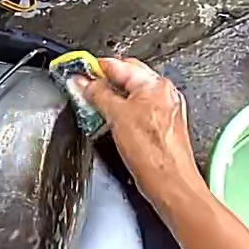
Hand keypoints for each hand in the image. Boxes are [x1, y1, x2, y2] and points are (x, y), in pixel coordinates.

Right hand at [75, 57, 202, 208]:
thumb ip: (98, 94)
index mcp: (154, 84)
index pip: (117, 64)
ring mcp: (165, 109)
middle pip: (126, 76)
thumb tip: (84, 82)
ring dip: (112, 98)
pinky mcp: (162, 126)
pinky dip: (123, 112)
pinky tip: (113, 122)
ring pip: (132, 94)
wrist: (171, 184)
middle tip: (82, 90)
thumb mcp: (116, 117)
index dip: (94, 68)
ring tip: (94, 107)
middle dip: (103, 82)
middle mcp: (163, 93)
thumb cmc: (153, 154)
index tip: (77, 73)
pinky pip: (138, 110)